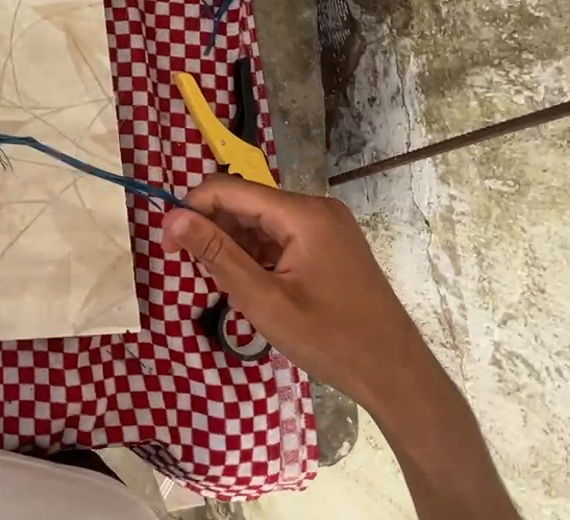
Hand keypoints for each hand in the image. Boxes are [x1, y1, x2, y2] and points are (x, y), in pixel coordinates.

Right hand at [164, 176, 437, 410]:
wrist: (401, 380)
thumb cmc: (331, 341)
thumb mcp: (264, 300)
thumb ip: (216, 254)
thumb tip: (172, 217)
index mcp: (303, 214)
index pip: (227, 189)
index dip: (190, 209)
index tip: (168, 245)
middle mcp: (315, 208)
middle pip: (244, 202)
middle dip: (212, 229)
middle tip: (192, 269)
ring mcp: (326, 226)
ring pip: (258, 220)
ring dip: (232, 244)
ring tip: (224, 284)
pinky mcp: (330, 245)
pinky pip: (278, 236)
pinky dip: (255, 254)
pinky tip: (250, 284)